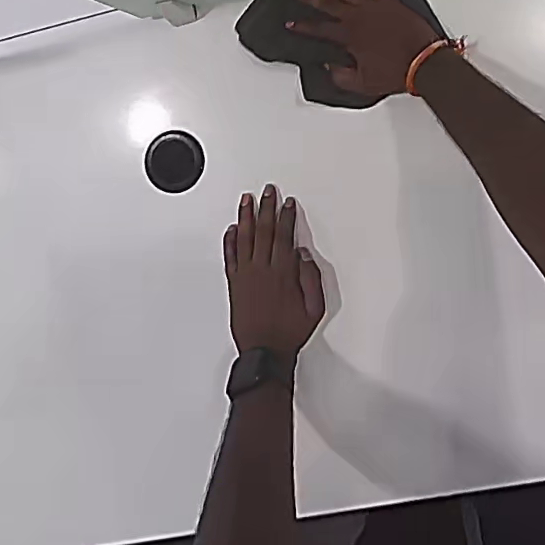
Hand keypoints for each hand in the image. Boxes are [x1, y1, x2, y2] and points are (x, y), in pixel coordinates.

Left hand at [223, 184, 324, 353]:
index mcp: (283, 273)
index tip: (287, 204)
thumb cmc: (289, 332)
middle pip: (264, 230)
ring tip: (247, 200)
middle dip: (267, 207)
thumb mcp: (314, 309)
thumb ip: (311, 279)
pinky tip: (232, 228)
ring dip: (246, 216)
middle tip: (268, 191)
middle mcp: (263, 269)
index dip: (286, 217)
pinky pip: (230, 256)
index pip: (284, 236)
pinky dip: (230, 240)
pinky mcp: (234, 282)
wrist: (264, 352)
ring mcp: (246, 274)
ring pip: (245, 237)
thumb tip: (304, 255)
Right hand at [286, 0, 442, 97]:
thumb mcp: (362, 83)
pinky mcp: (391, 2)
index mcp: (349, 36)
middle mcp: (358, 18)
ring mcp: (374, 7)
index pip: (319, 28)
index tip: (292, 23)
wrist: (424, 63)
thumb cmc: (397, 72)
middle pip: (327, 3)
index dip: (303, 26)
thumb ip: (341, 75)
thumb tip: (330, 68)